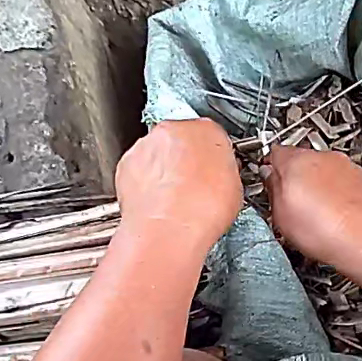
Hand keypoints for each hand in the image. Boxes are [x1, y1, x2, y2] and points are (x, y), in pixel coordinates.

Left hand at [114, 119, 239, 248]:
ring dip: (168, 170)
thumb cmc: (202, 209)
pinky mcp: (125, 165)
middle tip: (201, 183)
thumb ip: (226, 169)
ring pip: (160, 154)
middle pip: (183, 139)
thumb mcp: (235, 186)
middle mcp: (172, 132)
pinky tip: (164, 202)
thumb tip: (223, 175)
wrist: (169, 230)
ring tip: (181, 197)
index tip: (219, 168)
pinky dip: (150, 182)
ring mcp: (145, 147)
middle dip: (190, 158)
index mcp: (205, 130)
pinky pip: (141, 169)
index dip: (218, 154)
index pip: (214, 134)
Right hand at [263, 145, 361, 268]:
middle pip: (302, 161)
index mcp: (296, 160)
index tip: (271, 183)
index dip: (270, 170)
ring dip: (321, 187)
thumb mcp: (281, 217)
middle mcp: (325, 157)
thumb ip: (272, 190)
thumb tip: (270, 180)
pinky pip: (347, 182)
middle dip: (297, 180)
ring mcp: (348, 167)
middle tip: (295, 205)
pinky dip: (341, 193)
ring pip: (327, 171)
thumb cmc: (328, 232)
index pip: (274, 154)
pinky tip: (339, 215)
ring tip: (320, 215)